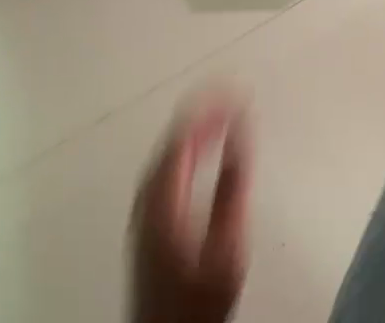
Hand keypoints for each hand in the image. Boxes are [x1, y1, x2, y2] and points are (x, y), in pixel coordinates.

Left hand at [130, 91, 252, 322]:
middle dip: (200, 111)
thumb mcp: (226, 245)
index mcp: (164, 194)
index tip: (234, 89)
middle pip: (171, 140)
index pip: (184, 135)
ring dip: (191, 129)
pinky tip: (197, 151)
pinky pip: (164, 168)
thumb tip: (240, 140)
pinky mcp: (147, 219)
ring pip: (166, 153)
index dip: (209, 107)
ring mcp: (143, 208)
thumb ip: (232, 189)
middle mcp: (148, 195)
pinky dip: (183, 149)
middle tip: (227, 92)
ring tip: (216, 113)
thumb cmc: (198, 295)